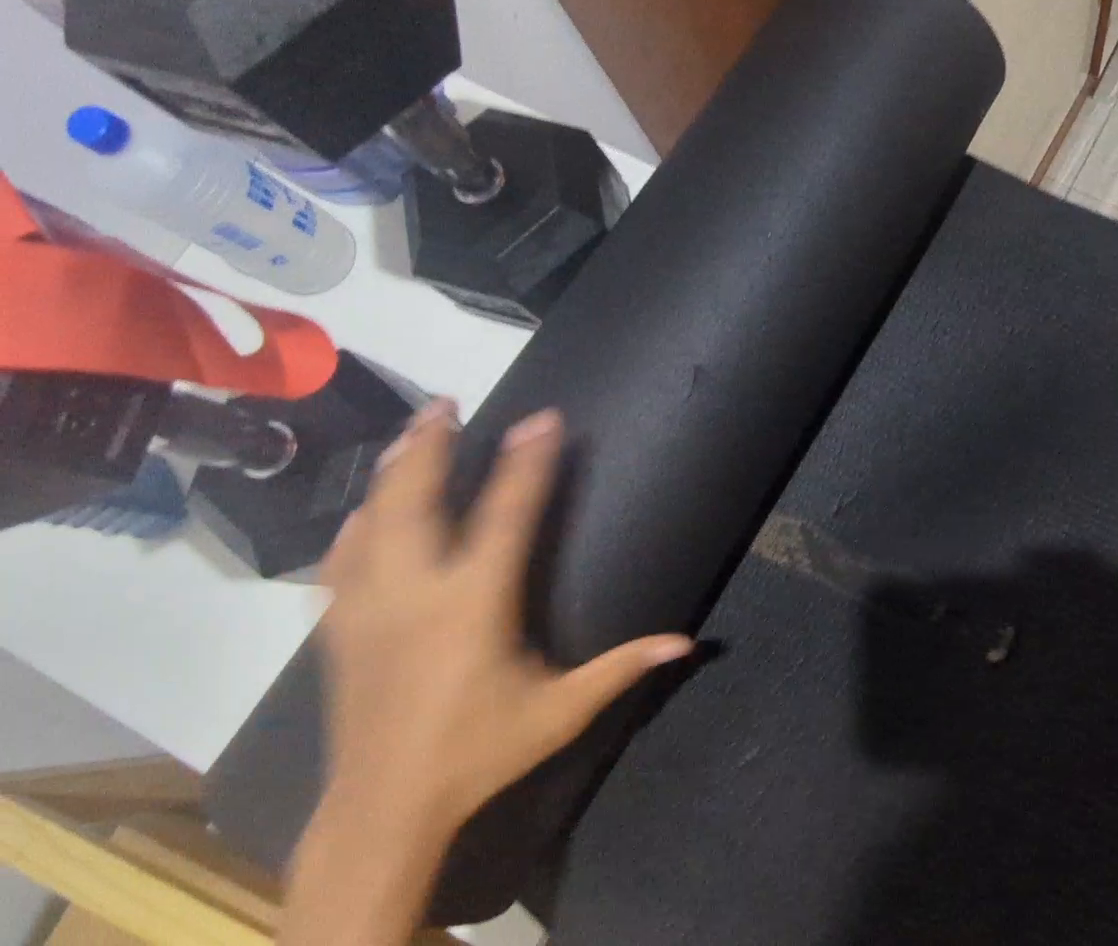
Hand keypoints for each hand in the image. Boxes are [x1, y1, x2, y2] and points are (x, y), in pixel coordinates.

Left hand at [315, 400, 693, 836]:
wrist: (385, 806)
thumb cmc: (482, 752)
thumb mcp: (562, 712)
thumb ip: (621, 668)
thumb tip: (686, 642)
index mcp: (476, 605)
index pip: (506, 516)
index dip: (527, 463)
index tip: (541, 419)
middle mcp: (417, 593)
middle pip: (416, 500)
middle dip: (431, 445)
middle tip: (446, 402)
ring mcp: (369, 608)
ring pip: (372, 521)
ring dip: (391, 471)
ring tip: (408, 433)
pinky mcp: (340, 629)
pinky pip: (341, 561)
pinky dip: (354, 526)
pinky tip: (363, 510)